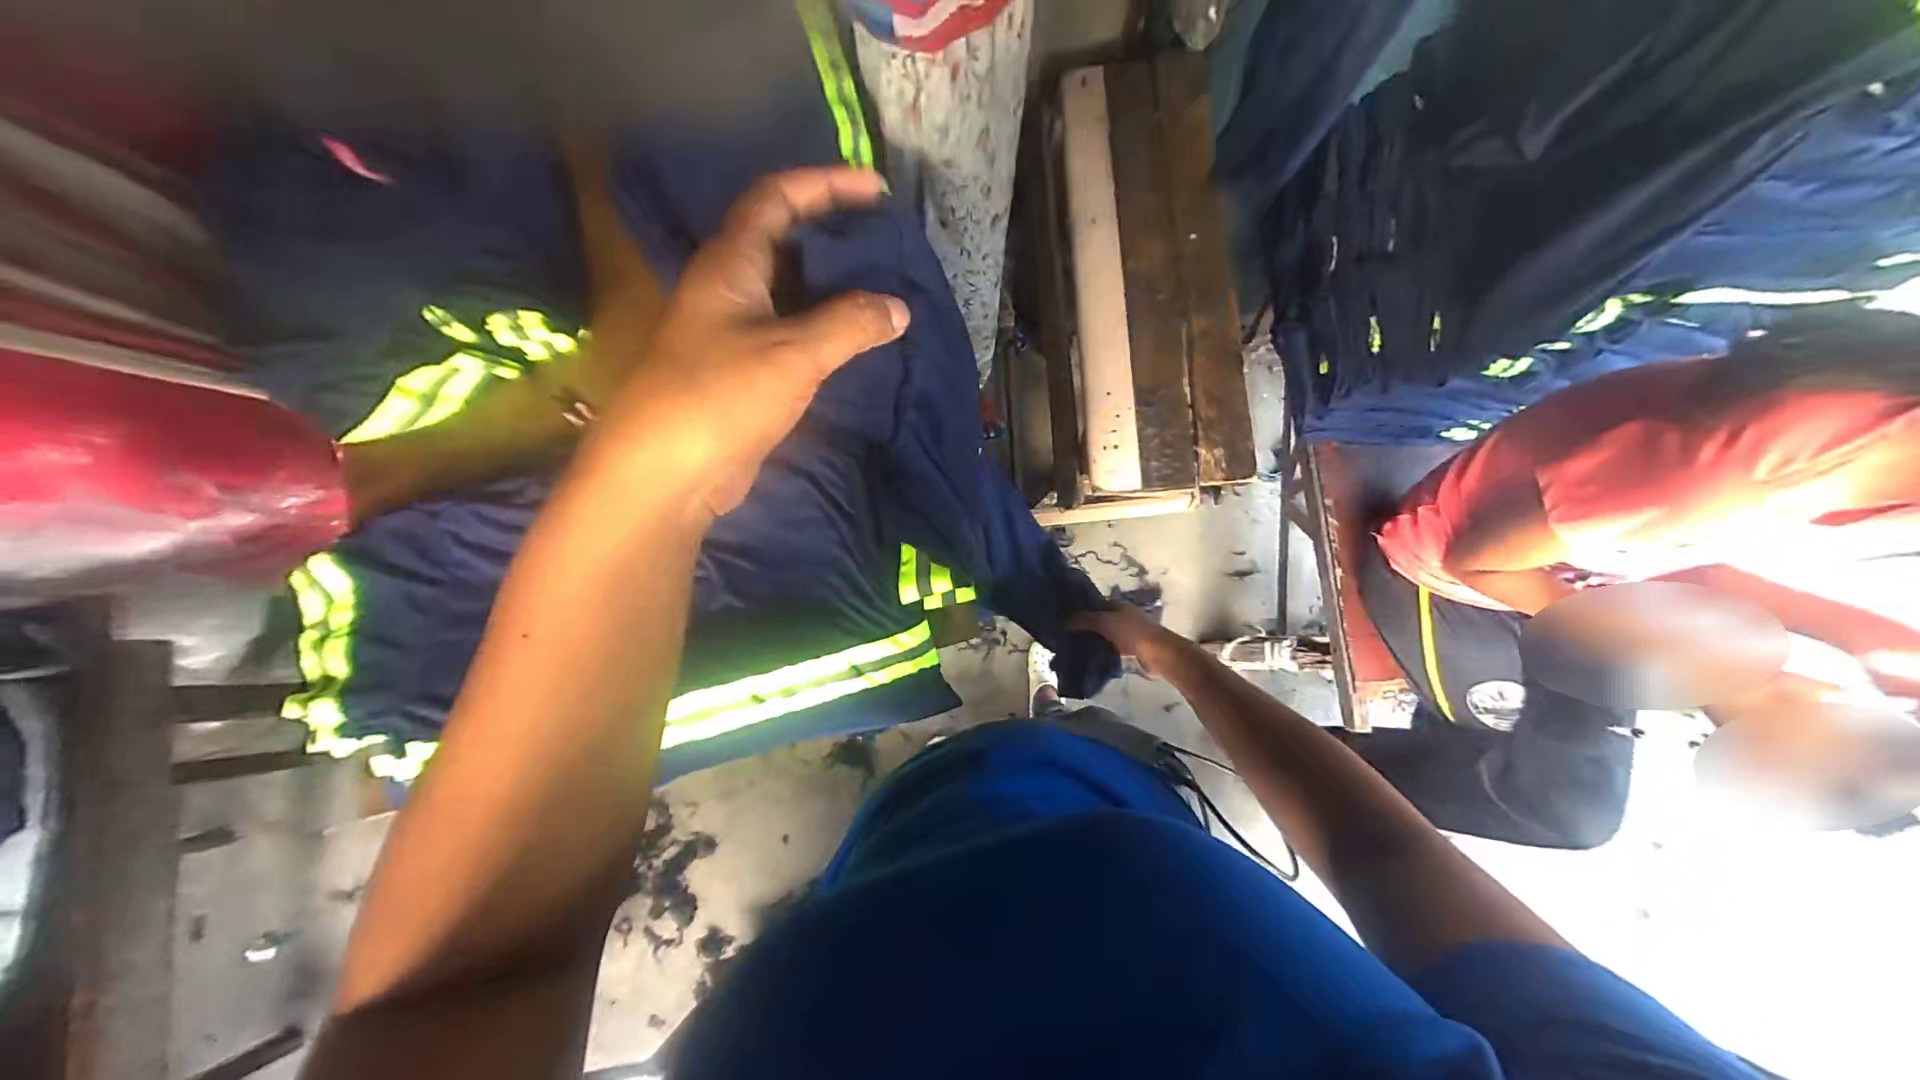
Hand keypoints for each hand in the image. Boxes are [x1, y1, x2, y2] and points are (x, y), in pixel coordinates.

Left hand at [585, 167, 909, 519]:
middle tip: (886, 244)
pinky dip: (826, 329)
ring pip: (791, 292)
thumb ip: (850, 324)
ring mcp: (735, 331)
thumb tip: (898, 308)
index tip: (876, 190)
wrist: (669, 471)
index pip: (777, 198)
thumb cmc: (721, 397)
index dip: (824, 184)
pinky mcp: (745, 370)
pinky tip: (858, 339)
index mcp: (731, 263)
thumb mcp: (793, 353)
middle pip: (785, 241)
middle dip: (834, 235)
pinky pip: (793, 333)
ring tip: (884, 289)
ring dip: (834, 287)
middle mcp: (730, 288)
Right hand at [1067, 605, 1191, 677]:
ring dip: (1092, 639)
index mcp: (1118, 605)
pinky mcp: (1129, 649)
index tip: (1063, 618)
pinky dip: (1100, 650)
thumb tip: (1062, 621)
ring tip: (1072, 646)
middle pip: (1099, 620)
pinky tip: (1088, 657)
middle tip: (1064, 634)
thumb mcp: (1104, 621)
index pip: (1094, 604)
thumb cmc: (1132, 632)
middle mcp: (1123, 616)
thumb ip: (1083, 620)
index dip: (1080, 609)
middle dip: (1084, 626)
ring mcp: (1127, 633)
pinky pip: (1110, 648)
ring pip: (1104, 635)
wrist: (1157, 653)